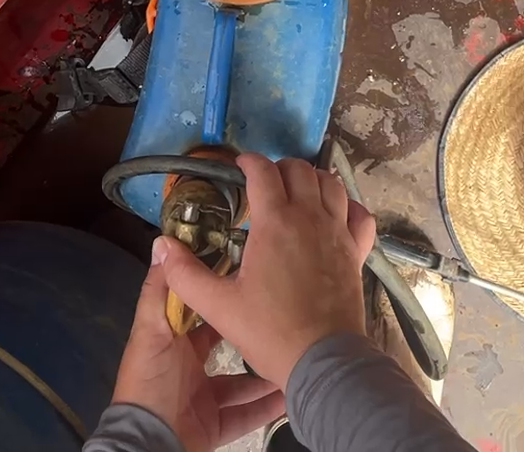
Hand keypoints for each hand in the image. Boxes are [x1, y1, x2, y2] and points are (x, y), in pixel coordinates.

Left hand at [111, 236, 286, 450]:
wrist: (148, 444)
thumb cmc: (151, 379)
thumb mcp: (152, 329)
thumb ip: (159, 289)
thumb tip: (161, 242)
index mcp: (172, 339)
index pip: (202, 309)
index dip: (223, 292)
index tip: (251, 272)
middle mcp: (189, 365)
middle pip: (225, 343)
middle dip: (250, 330)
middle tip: (281, 313)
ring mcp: (203, 397)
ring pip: (241, 381)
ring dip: (264, 370)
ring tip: (293, 353)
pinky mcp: (215, 425)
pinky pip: (245, 413)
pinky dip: (266, 405)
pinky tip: (289, 391)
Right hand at [160, 155, 376, 389]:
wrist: (322, 362)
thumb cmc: (270, 332)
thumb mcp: (219, 306)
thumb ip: (185, 275)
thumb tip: (162, 245)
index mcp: (275, 222)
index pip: (263, 171)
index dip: (249, 162)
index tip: (239, 167)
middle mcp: (309, 216)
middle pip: (299, 169)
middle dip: (280, 168)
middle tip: (265, 185)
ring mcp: (338, 232)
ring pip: (331, 184)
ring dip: (313, 180)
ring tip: (298, 193)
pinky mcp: (357, 251)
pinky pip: (361, 215)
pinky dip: (349, 207)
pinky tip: (337, 215)